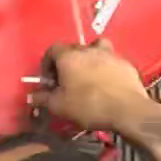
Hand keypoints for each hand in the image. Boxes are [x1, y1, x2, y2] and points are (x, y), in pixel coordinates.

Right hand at [30, 39, 154, 131]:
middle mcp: (88, 49)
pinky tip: (108, 83)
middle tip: (67, 80)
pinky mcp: (126, 64)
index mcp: (69, 56)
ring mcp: (110, 55)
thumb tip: (32, 96)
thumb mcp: (58, 106)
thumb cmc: (88, 105)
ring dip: (90, 58)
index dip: (47, 64)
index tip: (49, 80)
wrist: (128, 111)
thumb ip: (43, 98)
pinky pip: (112, 61)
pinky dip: (107, 68)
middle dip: (67, 62)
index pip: (52, 50)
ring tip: (90, 74)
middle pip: (73, 49)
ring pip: (96, 49)